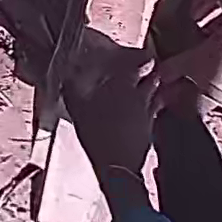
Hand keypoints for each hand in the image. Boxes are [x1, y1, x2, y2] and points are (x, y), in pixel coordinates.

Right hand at [62, 32, 161, 199]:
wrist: (117, 168)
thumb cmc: (97, 134)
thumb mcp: (78, 109)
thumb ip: (72, 89)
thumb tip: (64, 75)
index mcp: (123, 85)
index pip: (139, 64)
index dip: (143, 57)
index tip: (144, 53)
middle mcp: (140, 96)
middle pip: (152, 77)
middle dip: (152, 70)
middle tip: (148, 64)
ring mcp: (148, 114)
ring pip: (157, 93)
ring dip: (156, 86)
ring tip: (152, 81)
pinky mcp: (151, 130)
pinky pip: (156, 111)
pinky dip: (155, 105)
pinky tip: (148, 108)